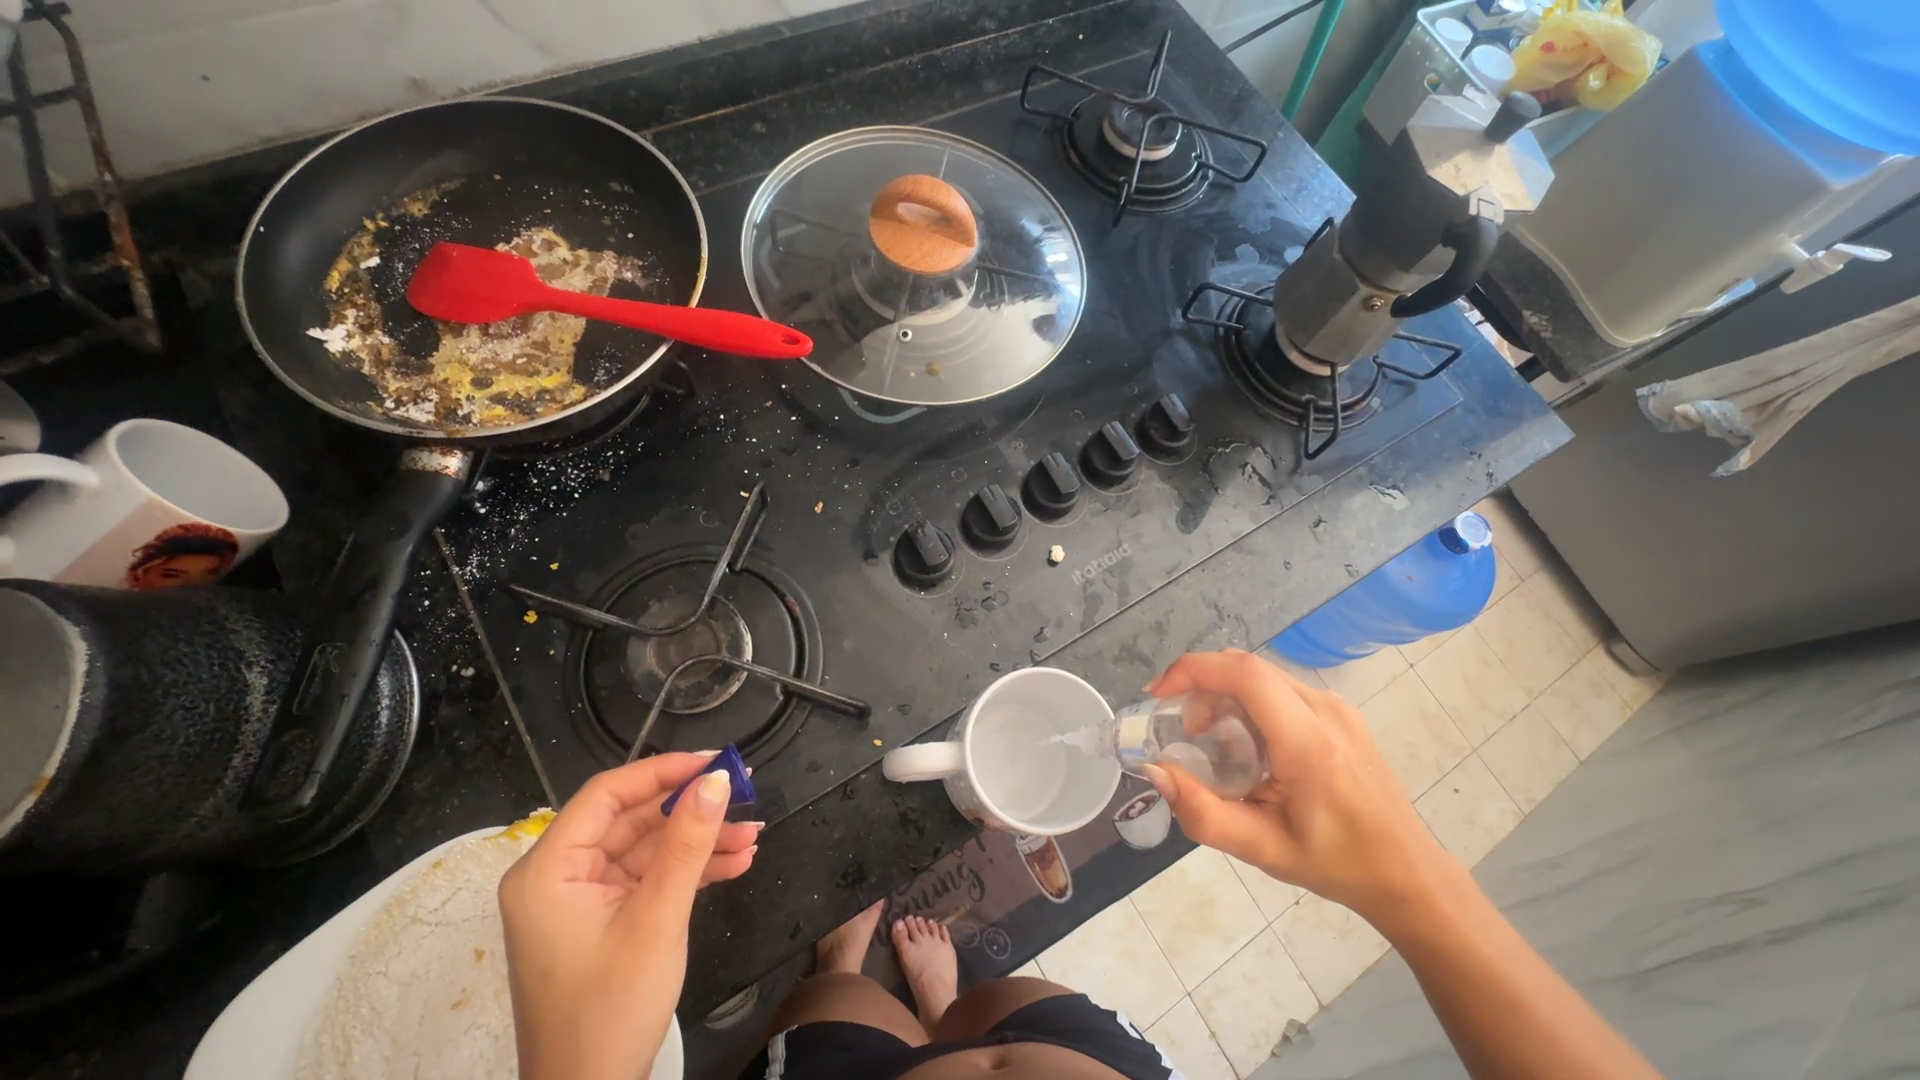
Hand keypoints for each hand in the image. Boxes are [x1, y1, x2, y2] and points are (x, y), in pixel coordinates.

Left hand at [499, 753, 760, 1079]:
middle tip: (745, 799)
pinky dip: (687, 873)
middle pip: (630, 822)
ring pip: (645, 851)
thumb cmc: (612, 1009)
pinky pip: (647, 880)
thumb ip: (687, 844)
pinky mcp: (601, 923)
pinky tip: (735, 865)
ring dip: (698, 844)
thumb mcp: (656, 919)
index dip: (662, 772)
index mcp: (547, 870)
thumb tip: (716, 780)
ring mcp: (579, 902)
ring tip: (754, 837)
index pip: (607, 795)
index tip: (715, 762)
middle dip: (691, 814)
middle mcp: (557, 877)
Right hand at [1140, 650, 1449, 925]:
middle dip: (1202, 686)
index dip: (1193, 670)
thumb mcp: (1262, 849)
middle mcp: (1326, 711)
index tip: (1158, 694)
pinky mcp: (1339, 713)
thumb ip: (1203, 813)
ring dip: (1224, 695)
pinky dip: (1247, 703)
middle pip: (1248, 669)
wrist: (1406, 871)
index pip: (1246, 674)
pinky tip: (1246, 747)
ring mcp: (1337, 708)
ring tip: (1211, 743)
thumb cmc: (1335, 863)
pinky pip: (1281, 690)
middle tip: (1183, 730)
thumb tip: (1155, 771)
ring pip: (1263, 676)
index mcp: (1309, 743)